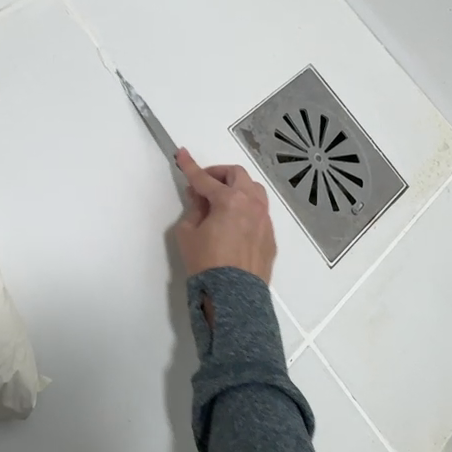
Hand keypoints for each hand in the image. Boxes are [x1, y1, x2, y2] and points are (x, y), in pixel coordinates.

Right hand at [172, 147, 277, 284]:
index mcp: (229, 201)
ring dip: (237, 187)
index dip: (190, 165)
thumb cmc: (205, 263)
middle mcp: (251, 205)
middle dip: (218, 174)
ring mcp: (264, 220)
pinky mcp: (270, 237)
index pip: (204, 178)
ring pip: (254, 190)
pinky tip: (233, 222)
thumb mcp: (188, 233)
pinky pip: (260, 212)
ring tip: (222, 200)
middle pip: (237, 175)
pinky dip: (246, 208)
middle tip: (203, 184)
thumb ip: (194, 209)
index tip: (181, 154)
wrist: (233, 297)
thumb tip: (200, 198)